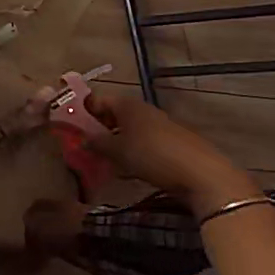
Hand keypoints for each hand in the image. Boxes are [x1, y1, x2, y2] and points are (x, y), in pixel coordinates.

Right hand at [81, 88, 262, 216]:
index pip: (97, 99)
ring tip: (104, 161)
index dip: (82, 110)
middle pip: (113, 114)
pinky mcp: (173, 144)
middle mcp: (143, 110)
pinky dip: (133, 152)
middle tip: (85, 146)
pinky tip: (129, 170)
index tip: (70, 126)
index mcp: (127, 104)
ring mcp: (160, 126)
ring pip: (129, 130)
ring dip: (116, 142)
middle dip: (99, 128)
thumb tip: (81, 141)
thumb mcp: (118, 151)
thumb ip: (97, 144)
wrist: (204, 176)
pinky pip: (144, 143)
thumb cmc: (153, 155)